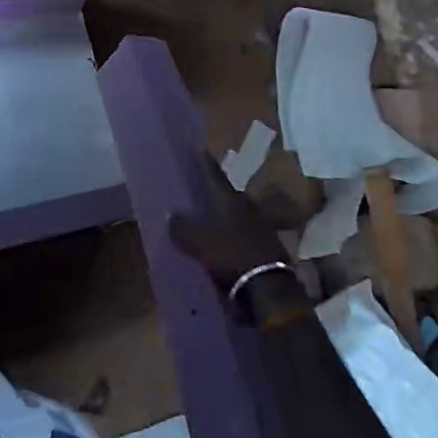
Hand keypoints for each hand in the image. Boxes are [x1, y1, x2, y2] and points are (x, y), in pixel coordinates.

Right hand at [169, 158, 308, 324]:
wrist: (268, 287)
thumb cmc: (231, 255)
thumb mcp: (200, 242)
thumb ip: (183, 227)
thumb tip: (170, 214)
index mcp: (232, 200)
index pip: (215, 176)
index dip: (206, 164)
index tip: (200, 150)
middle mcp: (249, 208)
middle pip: (228, 196)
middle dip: (215, 193)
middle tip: (200, 190)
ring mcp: (262, 228)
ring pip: (238, 215)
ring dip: (225, 216)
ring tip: (210, 218)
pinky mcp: (267, 247)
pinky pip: (244, 235)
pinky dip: (233, 235)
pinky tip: (225, 242)